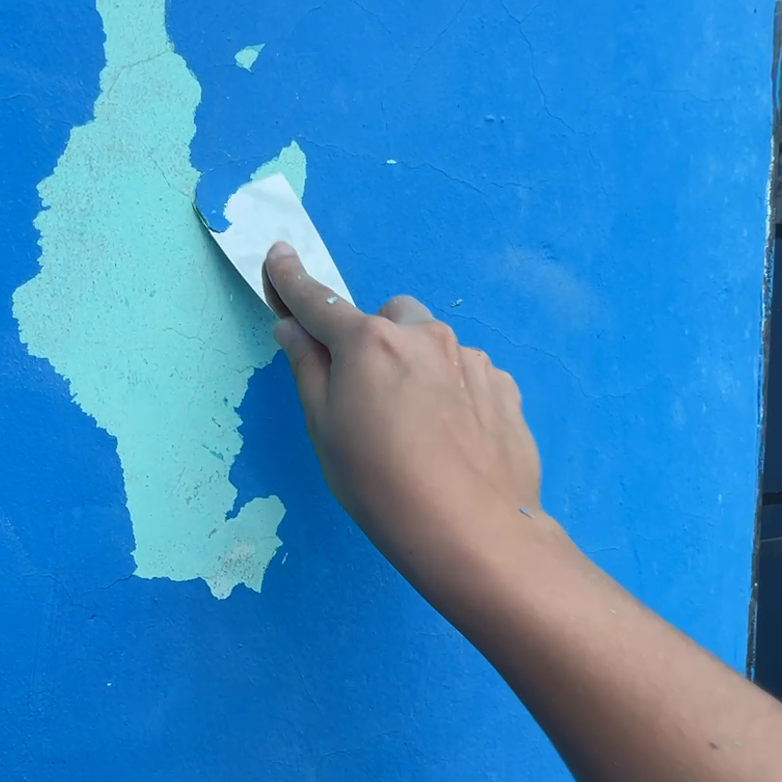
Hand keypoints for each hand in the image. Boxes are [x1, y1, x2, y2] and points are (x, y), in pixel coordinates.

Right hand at [262, 242, 544, 604]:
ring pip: (430, 344)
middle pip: (387, 317)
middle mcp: (423, 334)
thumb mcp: (324, 429)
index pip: (320, 302)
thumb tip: (291, 327)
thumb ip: (307, 368)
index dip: (292, 281)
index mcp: (368, 342)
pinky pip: (464, 372)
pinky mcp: (503, 384)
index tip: (279, 254)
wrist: (469, 527)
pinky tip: (449, 436)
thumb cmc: (376, 481)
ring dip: (415, 365)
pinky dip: (449, 389)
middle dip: (373, 339)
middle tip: (367, 393)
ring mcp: (470, 357)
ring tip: (415, 426)